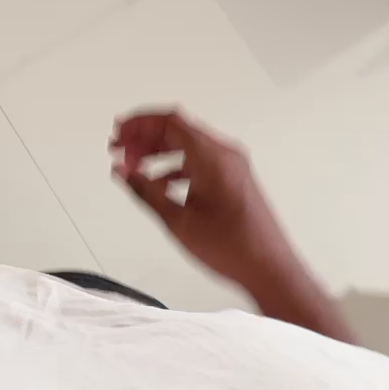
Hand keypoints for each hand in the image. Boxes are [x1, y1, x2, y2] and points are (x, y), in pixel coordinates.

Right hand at [110, 109, 295, 290]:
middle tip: (119, 149)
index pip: (170, 121)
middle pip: (176, 130)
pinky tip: (158, 183)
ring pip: (185, 145)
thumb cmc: (232, 246)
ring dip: (157, 151)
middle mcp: (224, 153)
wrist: (269, 268)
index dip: (139, 123)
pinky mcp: (233, 177)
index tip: (119, 132)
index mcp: (212, 156)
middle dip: (143, 137)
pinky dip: (174, 165)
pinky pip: (197, 160)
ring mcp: (231, 165)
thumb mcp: (177, 220)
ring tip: (132, 165)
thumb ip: (145, 191)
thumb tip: (122, 171)